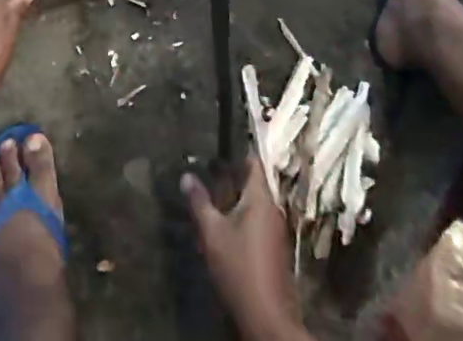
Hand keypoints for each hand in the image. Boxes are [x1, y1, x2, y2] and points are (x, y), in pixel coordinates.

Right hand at [182, 154, 307, 340]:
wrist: (266, 318)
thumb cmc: (239, 267)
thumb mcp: (212, 233)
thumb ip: (199, 202)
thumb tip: (186, 175)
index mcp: (261, 199)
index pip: (253, 163)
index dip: (238, 151)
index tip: (218, 143)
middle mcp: (273, 209)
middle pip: (253, 183)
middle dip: (231, 176)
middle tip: (205, 169)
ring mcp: (276, 230)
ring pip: (254, 203)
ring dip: (235, 198)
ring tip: (210, 194)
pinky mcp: (274, 248)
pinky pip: (257, 220)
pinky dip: (241, 216)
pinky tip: (223, 224)